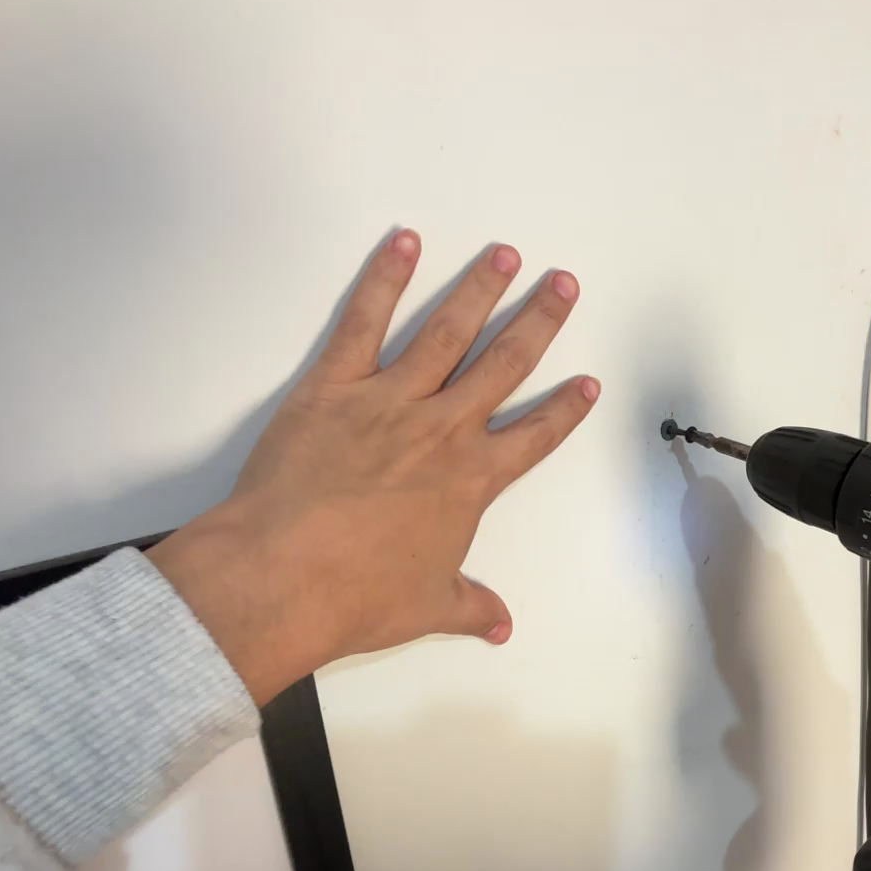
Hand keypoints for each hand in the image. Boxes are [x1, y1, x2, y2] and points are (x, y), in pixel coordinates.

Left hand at [148, 231, 598, 703]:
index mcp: (472, 481)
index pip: (535, 436)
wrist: (283, 578)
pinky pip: (363, 322)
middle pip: (505, 364)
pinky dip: (385, 279)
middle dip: (540, 321)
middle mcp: (444, 430)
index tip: (588, 382)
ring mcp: (391, 400)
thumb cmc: (359, 597)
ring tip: (505, 256)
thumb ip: (471, 607)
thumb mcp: (427, 607)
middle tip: (563, 284)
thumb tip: (502, 627)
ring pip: (448, 332)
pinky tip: (404, 243)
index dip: (566, 409)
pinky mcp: (335, 385)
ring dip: (481, 290)